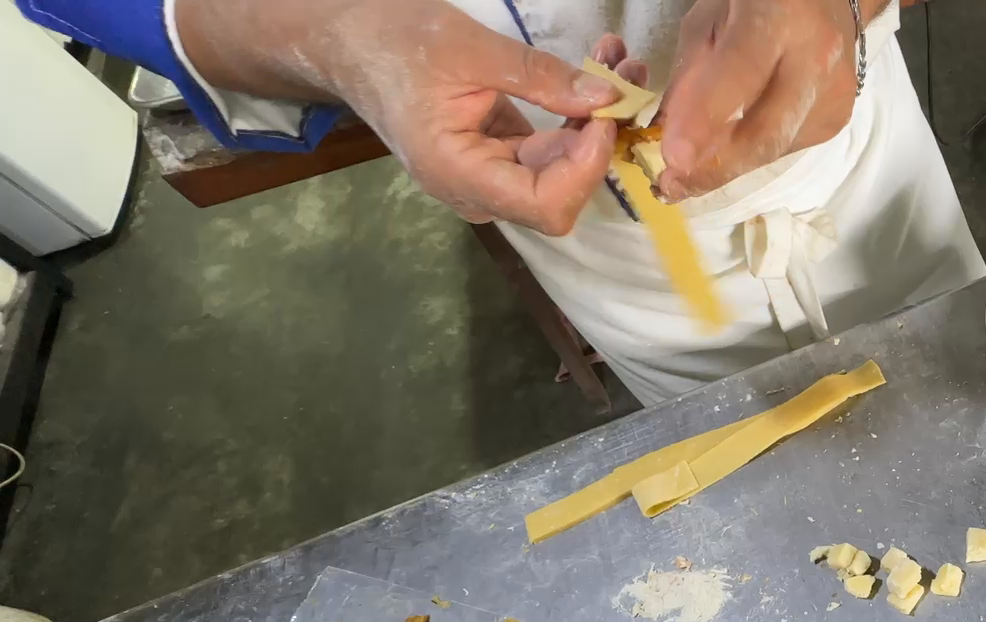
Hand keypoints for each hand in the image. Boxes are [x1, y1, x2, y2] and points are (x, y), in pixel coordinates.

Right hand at [175, 0, 623, 233]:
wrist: (344, 39)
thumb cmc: (387, 38)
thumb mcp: (464, 46)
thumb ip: (538, 76)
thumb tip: (606, 96)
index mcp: (459, 177)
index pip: (548, 204)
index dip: (586, 168)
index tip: (604, 114)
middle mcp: (481, 195)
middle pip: (565, 193)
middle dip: (601, 140)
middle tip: (626, 78)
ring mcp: (495, 184)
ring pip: (567, 172)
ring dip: (599, 123)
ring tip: (619, 67)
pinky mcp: (506, 165)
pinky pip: (555, 154)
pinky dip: (580, 119)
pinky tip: (598, 76)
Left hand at [654, 0, 860, 200]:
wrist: (829, 0)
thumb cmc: (761, 0)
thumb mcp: (712, 17)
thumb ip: (691, 72)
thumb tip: (667, 133)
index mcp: (782, 13)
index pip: (741, 74)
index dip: (707, 119)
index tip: (674, 159)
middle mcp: (816, 58)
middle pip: (765, 132)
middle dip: (715, 167)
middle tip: (674, 188)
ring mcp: (832, 97)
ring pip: (773, 149)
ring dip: (729, 164)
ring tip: (693, 170)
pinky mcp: (835, 122)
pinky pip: (785, 148)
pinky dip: (752, 152)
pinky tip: (736, 141)